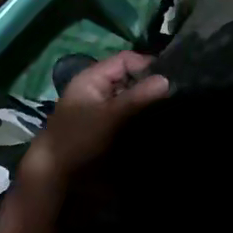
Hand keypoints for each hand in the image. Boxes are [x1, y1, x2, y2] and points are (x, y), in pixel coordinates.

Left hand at [21, 51, 170, 182]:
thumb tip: (167, 79)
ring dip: (147, 101)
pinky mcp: (106, 124)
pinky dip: (140, 114)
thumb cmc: (79, 138)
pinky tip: (157, 121)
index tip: (172, 78)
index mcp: (92, 77)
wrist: (55, 173)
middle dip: (150, 83)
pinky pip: (127, 112)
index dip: (147, 65)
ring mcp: (101, 106)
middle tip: (177, 94)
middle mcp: (97, 88)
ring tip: (172, 107)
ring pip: (130, 95)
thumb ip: (137, 97)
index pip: (125, 59)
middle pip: (129, 76)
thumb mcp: (109, 116)